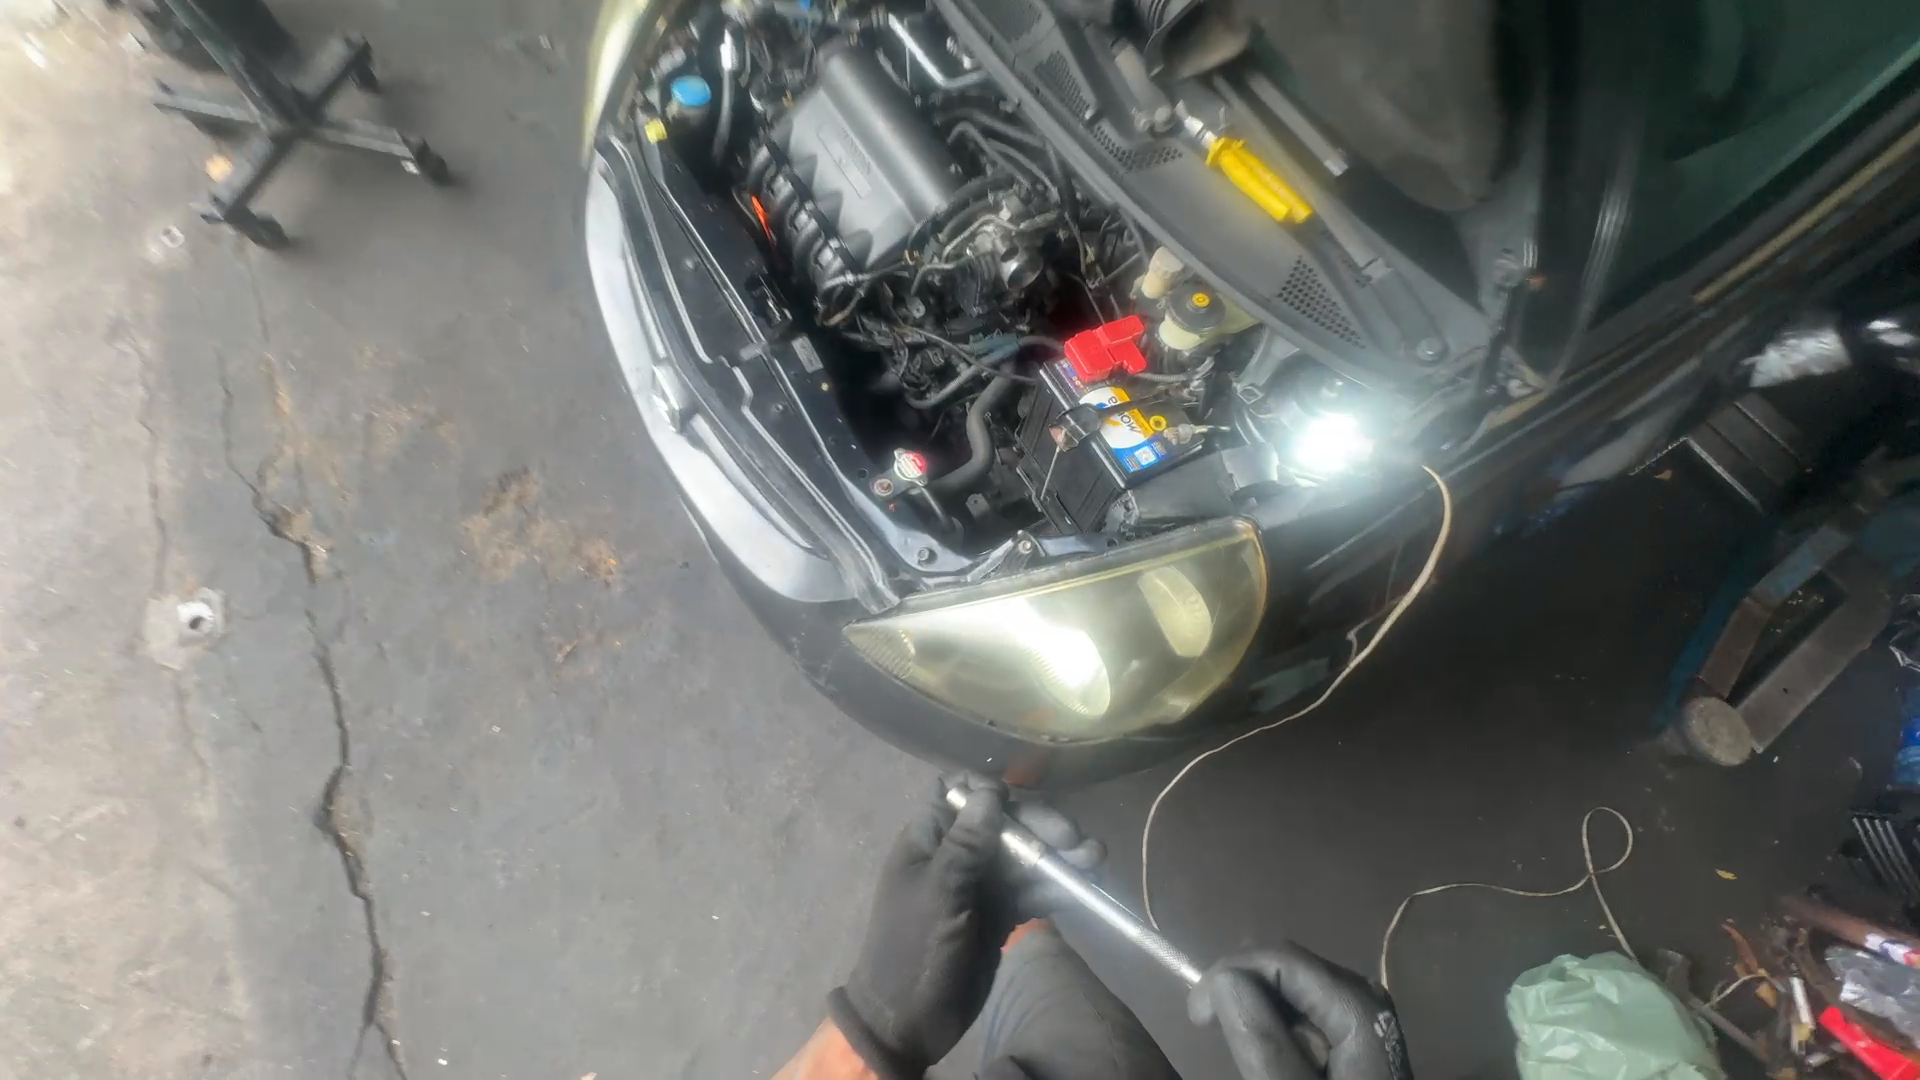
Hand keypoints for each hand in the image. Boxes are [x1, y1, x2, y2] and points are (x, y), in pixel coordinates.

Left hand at [828, 775, 1103, 1078]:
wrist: (908, 1023)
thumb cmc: (911, 949)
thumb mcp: (937, 893)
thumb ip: (964, 844)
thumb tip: (989, 790)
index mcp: (930, 838)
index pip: (956, 791)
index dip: (985, 789)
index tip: (1013, 801)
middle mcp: (957, 852)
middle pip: (1003, 821)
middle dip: (1039, 825)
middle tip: (1073, 838)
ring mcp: (982, 882)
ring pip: (1024, 854)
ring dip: (1059, 854)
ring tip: (1095, 857)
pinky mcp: (1001, 912)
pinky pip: (1032, 888)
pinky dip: (1057, 885)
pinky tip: (1085, 885)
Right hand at [1188, 945, 1410, 1079]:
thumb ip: (1262, 1043)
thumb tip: (1224, 977)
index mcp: (1361, 1010)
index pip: (1281, 959)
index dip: (1230, 973)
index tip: (1197, 1017)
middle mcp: (1366, 998)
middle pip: (1286, 965)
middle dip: (1241, 988)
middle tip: (1212, 1028)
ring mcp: (1363, 1015)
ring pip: (1289, 983)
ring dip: (1254, 1005)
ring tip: (1241, 1046)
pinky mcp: (1355, 1033)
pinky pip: (1302, 1006)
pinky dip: (1274, 1021)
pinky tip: (1269, 1053)